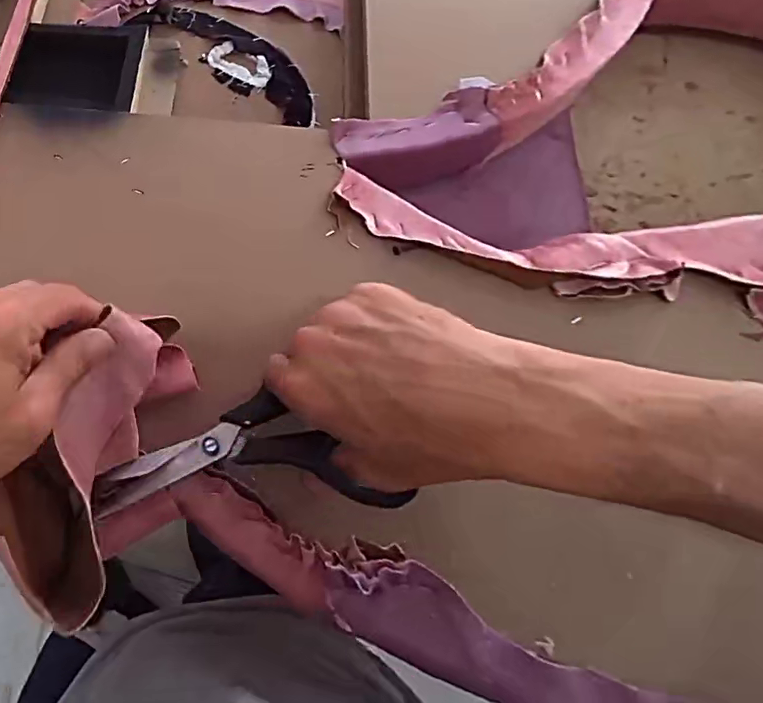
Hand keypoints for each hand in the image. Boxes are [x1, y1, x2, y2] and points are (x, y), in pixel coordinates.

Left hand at [0, 282, 115, 512]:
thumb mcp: (36, 411)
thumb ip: (73, 364)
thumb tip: (104, 336)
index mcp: (8, 318)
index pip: (68, 297)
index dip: (97, 315)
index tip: (113, 343)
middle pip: (47, 292)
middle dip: (74, 316)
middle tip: (90, 353)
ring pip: (25, 297)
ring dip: (49, 318)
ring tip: (62, 357)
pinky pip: (3, 307)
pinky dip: (25, 322)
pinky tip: (28, 356)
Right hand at [267, 283, 561, 490]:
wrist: (489, 397)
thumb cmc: (436, 437)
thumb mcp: (377, 471)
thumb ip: (336, 464)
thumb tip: (328, 461)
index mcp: (304, 385)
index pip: (273, 374)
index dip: (295, 388)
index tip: (312, 395)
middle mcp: (316, 340)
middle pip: (302, 346)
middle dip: (322, 364)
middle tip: (356, 384)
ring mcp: (346, 310)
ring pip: (331, 322)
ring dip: (346, 338)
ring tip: (385, 361)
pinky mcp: (377, 291)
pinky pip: (360, 305)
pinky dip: (373, 319)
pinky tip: (401, 341)